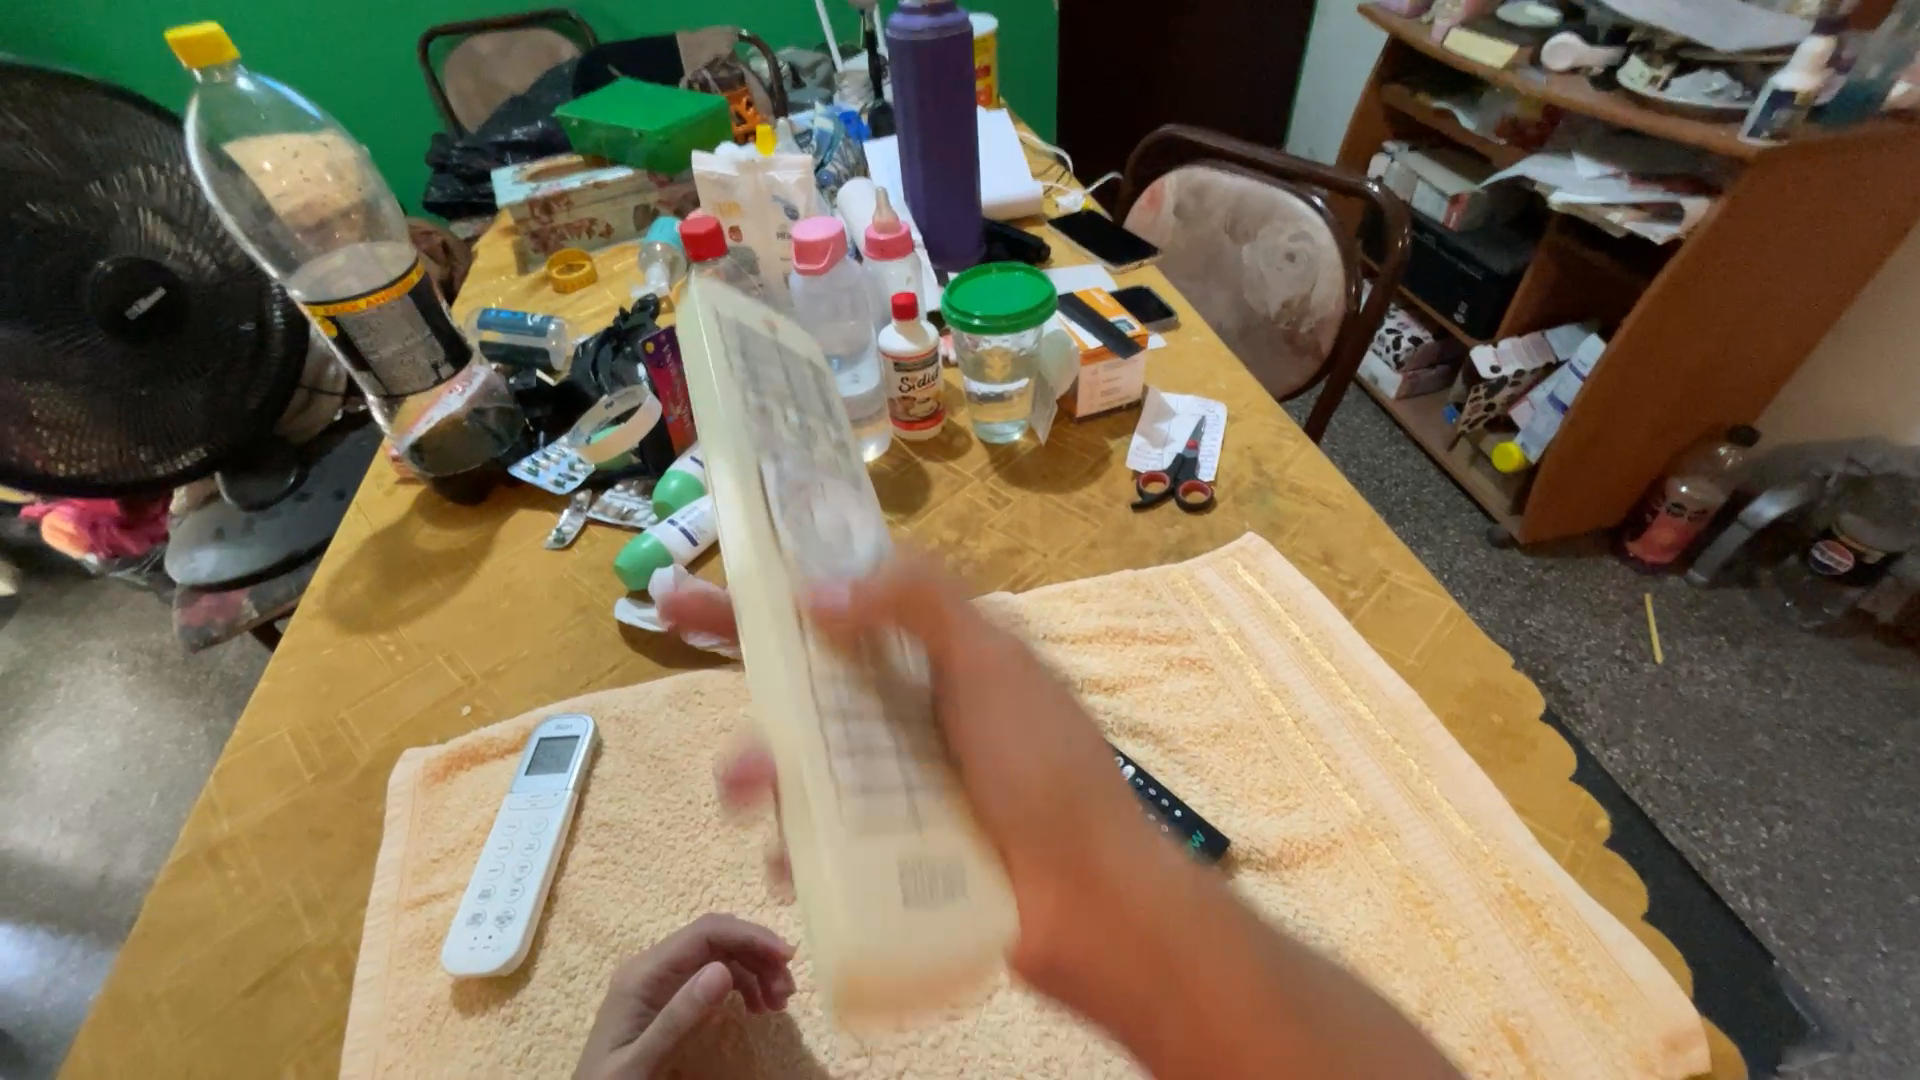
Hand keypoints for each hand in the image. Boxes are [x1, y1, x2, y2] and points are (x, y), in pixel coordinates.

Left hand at [573, 914, 795, 1079]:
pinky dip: (743, 984)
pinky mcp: (669, 996)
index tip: (786, 958)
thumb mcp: (639, 1068)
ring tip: (779, 1003)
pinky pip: (715, 974)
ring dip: (756, 970)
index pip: (707, 931)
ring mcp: (661, 980)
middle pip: (718, 938)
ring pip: (721, 954)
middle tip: (788, 991)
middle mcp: (653, 965)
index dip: (751, 936)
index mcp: (644, 972)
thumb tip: (723, 970)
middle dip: (759, 954)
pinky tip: (758, 1008)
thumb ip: (677, 1021)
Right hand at [661, 556, 1151, 986]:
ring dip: (764, 763)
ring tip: (748, 787)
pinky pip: (817, 832)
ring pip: (803, 756)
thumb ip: (920, 604)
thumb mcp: (993, 662)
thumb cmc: (1043, 768)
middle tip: (672, 618)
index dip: (795, 578)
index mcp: (937, 655)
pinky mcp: (884, 843)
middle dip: (746, 647)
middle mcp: (908, 709)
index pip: (856, 600)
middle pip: (814, 670)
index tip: (733, 562)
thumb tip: (819, 590)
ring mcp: (893, 777)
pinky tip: (793, 861)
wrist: (1087, 901)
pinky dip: (795, 841)